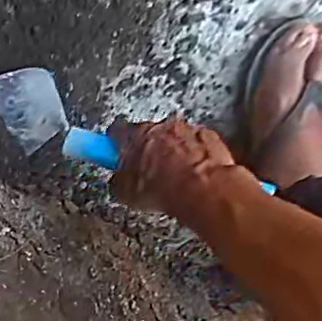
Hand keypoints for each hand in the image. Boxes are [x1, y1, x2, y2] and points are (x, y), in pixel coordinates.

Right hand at [108, 119, 257, 225]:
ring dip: (171, 153)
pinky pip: (196, 144)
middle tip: (146, 173)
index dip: (113, 143)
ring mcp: (186, 130)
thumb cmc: (164, 188)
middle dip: (145, 150)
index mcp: (135, 136)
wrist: (203, 190)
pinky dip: (193, 156)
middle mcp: (161, 126)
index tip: (113, 151)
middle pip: (147, 134)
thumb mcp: (126, 194)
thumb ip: (117, 181)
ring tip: (172, 179)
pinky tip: (191, 176)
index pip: (116, 131)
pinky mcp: (209, 137)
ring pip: (173, 138)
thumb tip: (116, 181)